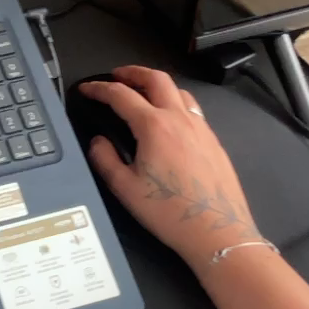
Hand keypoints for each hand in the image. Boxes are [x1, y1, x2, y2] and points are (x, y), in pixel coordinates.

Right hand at [81, 66, 261, 265]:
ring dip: (156, 85)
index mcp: (154, 127)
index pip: (120, 94)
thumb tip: (98, 141)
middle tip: (116, 76)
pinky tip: (168, 120)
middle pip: (155, 78)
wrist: (221, 237)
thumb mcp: (124, 189)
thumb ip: (103, 158)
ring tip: (142, 93)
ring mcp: (201, 130)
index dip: (98, 88)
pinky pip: (193, 110)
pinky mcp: (215, 143)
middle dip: (132, 72)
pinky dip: (174, 102)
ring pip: (178, 90)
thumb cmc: (172, 214)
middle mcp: (180, 120)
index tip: (87, 89)